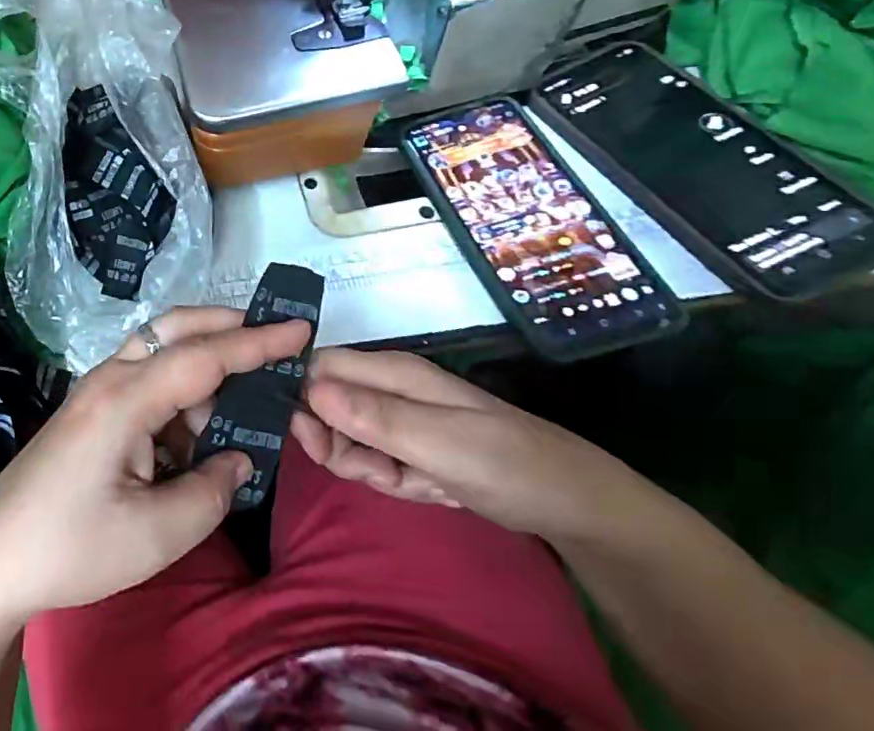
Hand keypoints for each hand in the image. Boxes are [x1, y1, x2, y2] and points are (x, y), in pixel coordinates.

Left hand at [0, 308, 311, 633]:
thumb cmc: (73, 548)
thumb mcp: (158, 533)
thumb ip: (213, 490)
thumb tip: (238, 458)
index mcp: (126, 398)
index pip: (204, 356)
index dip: (257, 342)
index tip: (302, 328)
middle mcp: (109, 379)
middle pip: (175, 331)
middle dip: (227, 327)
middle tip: (276, 339)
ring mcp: (95, 393)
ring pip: (159, 355)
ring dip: (204, 368)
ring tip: (245, 403)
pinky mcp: (89, 413)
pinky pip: (144, 383)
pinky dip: (179, 394)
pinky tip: (198, 431)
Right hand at [292, 347, 677, 548]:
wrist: (569, 505)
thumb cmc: (506, 463)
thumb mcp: (438, 443)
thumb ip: (373, 418)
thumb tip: (309, 391)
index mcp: (390, 371)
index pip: (319, 368)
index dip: (304, 397)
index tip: (312, 438)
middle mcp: (386, 388)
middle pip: (325, 405)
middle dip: (336, 443)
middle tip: (374, 470)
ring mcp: (397, 420)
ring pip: (345, 438)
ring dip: (364, 466)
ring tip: (407, 481)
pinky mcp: (407, 448)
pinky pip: (370, 460)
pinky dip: (384, 478)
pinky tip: (419, 487)